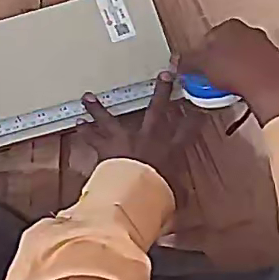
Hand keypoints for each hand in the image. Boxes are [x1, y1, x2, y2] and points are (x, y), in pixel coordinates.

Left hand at [79, 71, 197, 194]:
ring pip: (110, 119)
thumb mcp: (172, 196)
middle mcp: (148, 138)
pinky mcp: (107, 146)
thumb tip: (183, 204)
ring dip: (98, 108)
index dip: (195, 118)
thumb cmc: (156, 194)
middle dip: (162, 92)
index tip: (199, 106)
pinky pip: (92, 136)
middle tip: (165, 75)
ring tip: (88, 96)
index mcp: (169, 150)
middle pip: (158, 110)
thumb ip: (176, 194)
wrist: (134, 192)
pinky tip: (78, 122)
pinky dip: (85, 130)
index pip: (187, 131)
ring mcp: (126, 139)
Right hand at [179, 20, 278, 123]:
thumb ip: (185, 62)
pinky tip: (243, 86)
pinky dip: (249, 73)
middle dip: (218, 59)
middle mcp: (249, 30)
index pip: (208, 38)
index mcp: (230, 25)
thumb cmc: (232, 70)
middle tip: (211, 76)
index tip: (199, 68)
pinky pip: (256, 66)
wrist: (266, 87)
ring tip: (226, 84)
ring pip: (242, 55)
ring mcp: (265, 44)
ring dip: (234, 66)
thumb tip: (175, 62)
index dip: (201, 55)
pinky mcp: (276, 60)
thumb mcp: (200, 66)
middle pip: (226, 45)